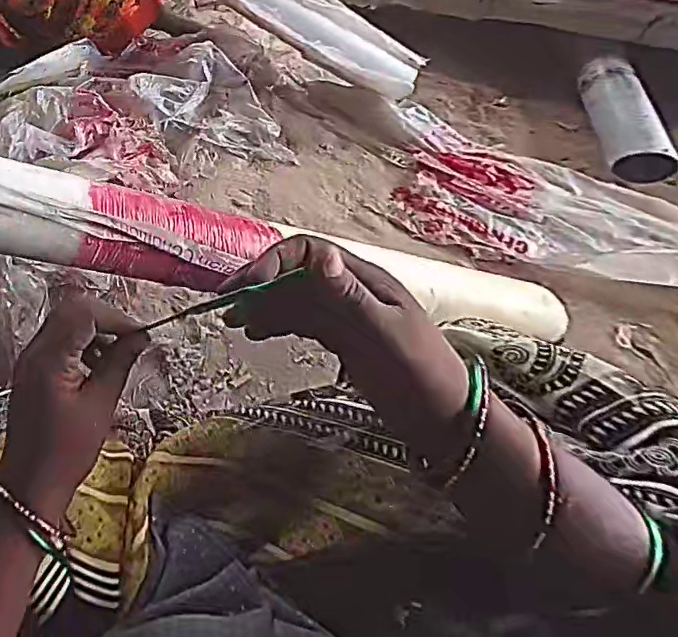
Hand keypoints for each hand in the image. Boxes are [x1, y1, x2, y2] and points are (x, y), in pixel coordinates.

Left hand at [0, 294, 148, 520]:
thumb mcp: (100, 406)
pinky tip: (96, 365)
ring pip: (63, 322)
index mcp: (50, 357)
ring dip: (92, 330)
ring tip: (117, 355)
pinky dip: (79, 343)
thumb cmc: (67, 451)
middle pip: (71, 311)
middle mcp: (35, 349)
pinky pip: (56, 340)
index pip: (83, 313)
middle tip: (132, 339)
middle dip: (104, 319)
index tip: (141, 334)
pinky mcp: (30, 367)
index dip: (116, 318)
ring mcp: (29, 357)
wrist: (30, 483)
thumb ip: (119, 364)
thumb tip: (140, 338)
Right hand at [220, 236, 468, 426]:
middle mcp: (346, 290)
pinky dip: (273, 323)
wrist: (450, 425)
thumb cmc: (424, 375)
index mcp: (361, 278)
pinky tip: (255, 333)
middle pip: (291, 275)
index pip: (306, 253)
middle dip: (258, 284)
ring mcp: (340, 314)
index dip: (274, 262)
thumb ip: (349, 295)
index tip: (250, 284)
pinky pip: (296, 321)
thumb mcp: (387, 333)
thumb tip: (318, 255)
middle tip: (227, 301)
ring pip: (289, 298)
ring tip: (233, 321)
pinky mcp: (336, 337)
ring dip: (260, 305)